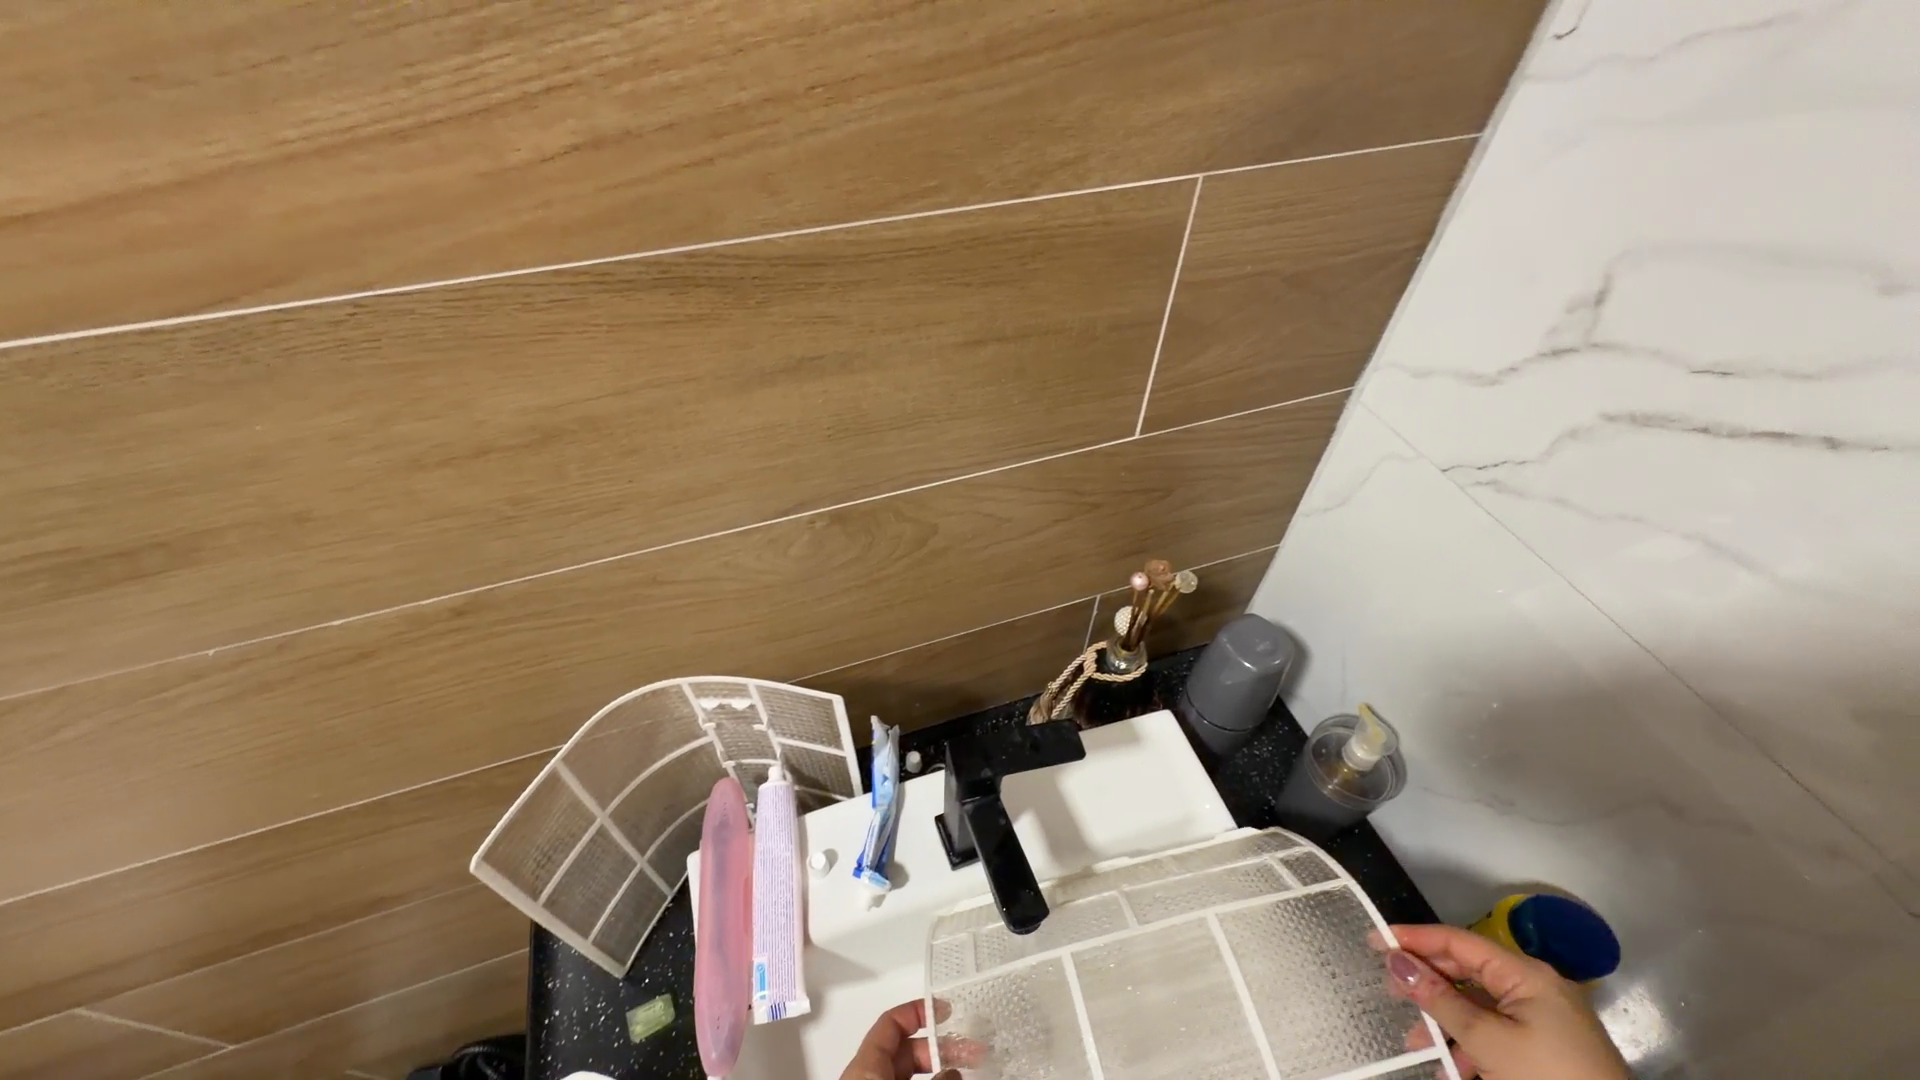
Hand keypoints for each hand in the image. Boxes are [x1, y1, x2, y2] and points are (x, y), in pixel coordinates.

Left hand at [839, 999, 957, 1079]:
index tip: (947, 1009)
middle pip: (906, 1048)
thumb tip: (955, 1073)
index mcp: (865, 1064)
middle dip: (940, 1045)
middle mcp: (868, 1074)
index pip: (891, 1021)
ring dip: (938, 1066)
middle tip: (971, 1049)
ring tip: (967, 1068)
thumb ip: (933, 1077)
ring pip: (910, 1072)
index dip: (919, 1010)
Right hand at [1379, 923, 1628, 1079]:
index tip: (1375, 941)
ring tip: (1418, 1045)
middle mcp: (1535, 988)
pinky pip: (1497, 1033)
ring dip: (1446, 1024)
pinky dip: (1471, 1046)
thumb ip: (1438, 998)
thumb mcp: (1485, 1040)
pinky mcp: (1549, 1050)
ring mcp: (1544, 1021)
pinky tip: (1453, 1068)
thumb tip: (1396, 959)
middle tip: (1390, 992)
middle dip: (1428, 985)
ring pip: (1479, 1007)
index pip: (1458, 940)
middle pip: (1466, 971)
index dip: (1414, 938)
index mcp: (1525, 975)